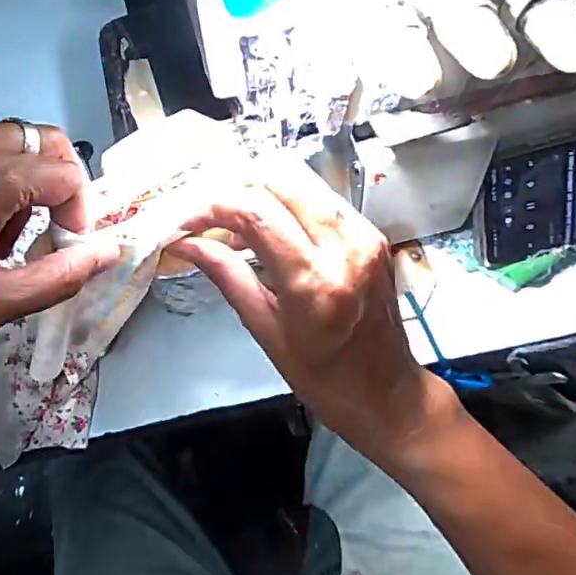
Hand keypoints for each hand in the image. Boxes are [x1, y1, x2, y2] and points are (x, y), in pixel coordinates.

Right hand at [168, 162, 461, 465]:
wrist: (388, 393)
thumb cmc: (323, 377)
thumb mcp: (264, 330)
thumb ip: (227, 276)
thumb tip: (187, 245)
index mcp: (314, 282)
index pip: (255, 213)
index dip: (212, 208)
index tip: (188, 222)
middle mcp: (345, 247)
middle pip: (279, 181)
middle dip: (234, 190)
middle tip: (207, 217)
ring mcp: (364, 236)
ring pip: (301, 181)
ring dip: (259, 193)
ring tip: (233, 225)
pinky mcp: (372, 234)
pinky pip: (320, 198)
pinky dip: (286, 203)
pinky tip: (268, 229)